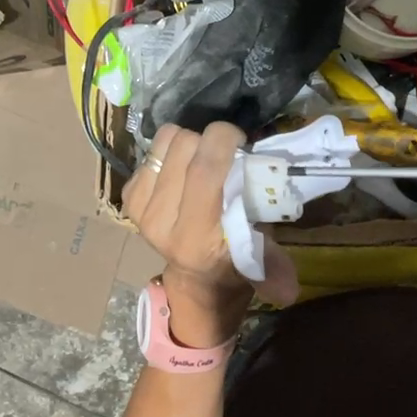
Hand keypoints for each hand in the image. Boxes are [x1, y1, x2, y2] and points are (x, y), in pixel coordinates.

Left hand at [122, 123, 299, 348]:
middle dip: (209, 140)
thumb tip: (287, 261)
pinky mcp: (128, 198)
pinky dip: (170, 151)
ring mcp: (140, 209)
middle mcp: (161, 223)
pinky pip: (151, 150)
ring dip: (189, 142)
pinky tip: (182, 169)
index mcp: (196, 237)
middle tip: (224, 152)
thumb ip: (272, 252)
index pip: (205, 170)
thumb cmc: (235, 258)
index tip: (241, 139)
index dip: (223, 139)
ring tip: (203, 158)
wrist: (195, 277)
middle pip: (184, 146)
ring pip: (166, 141)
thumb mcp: (261, 255)